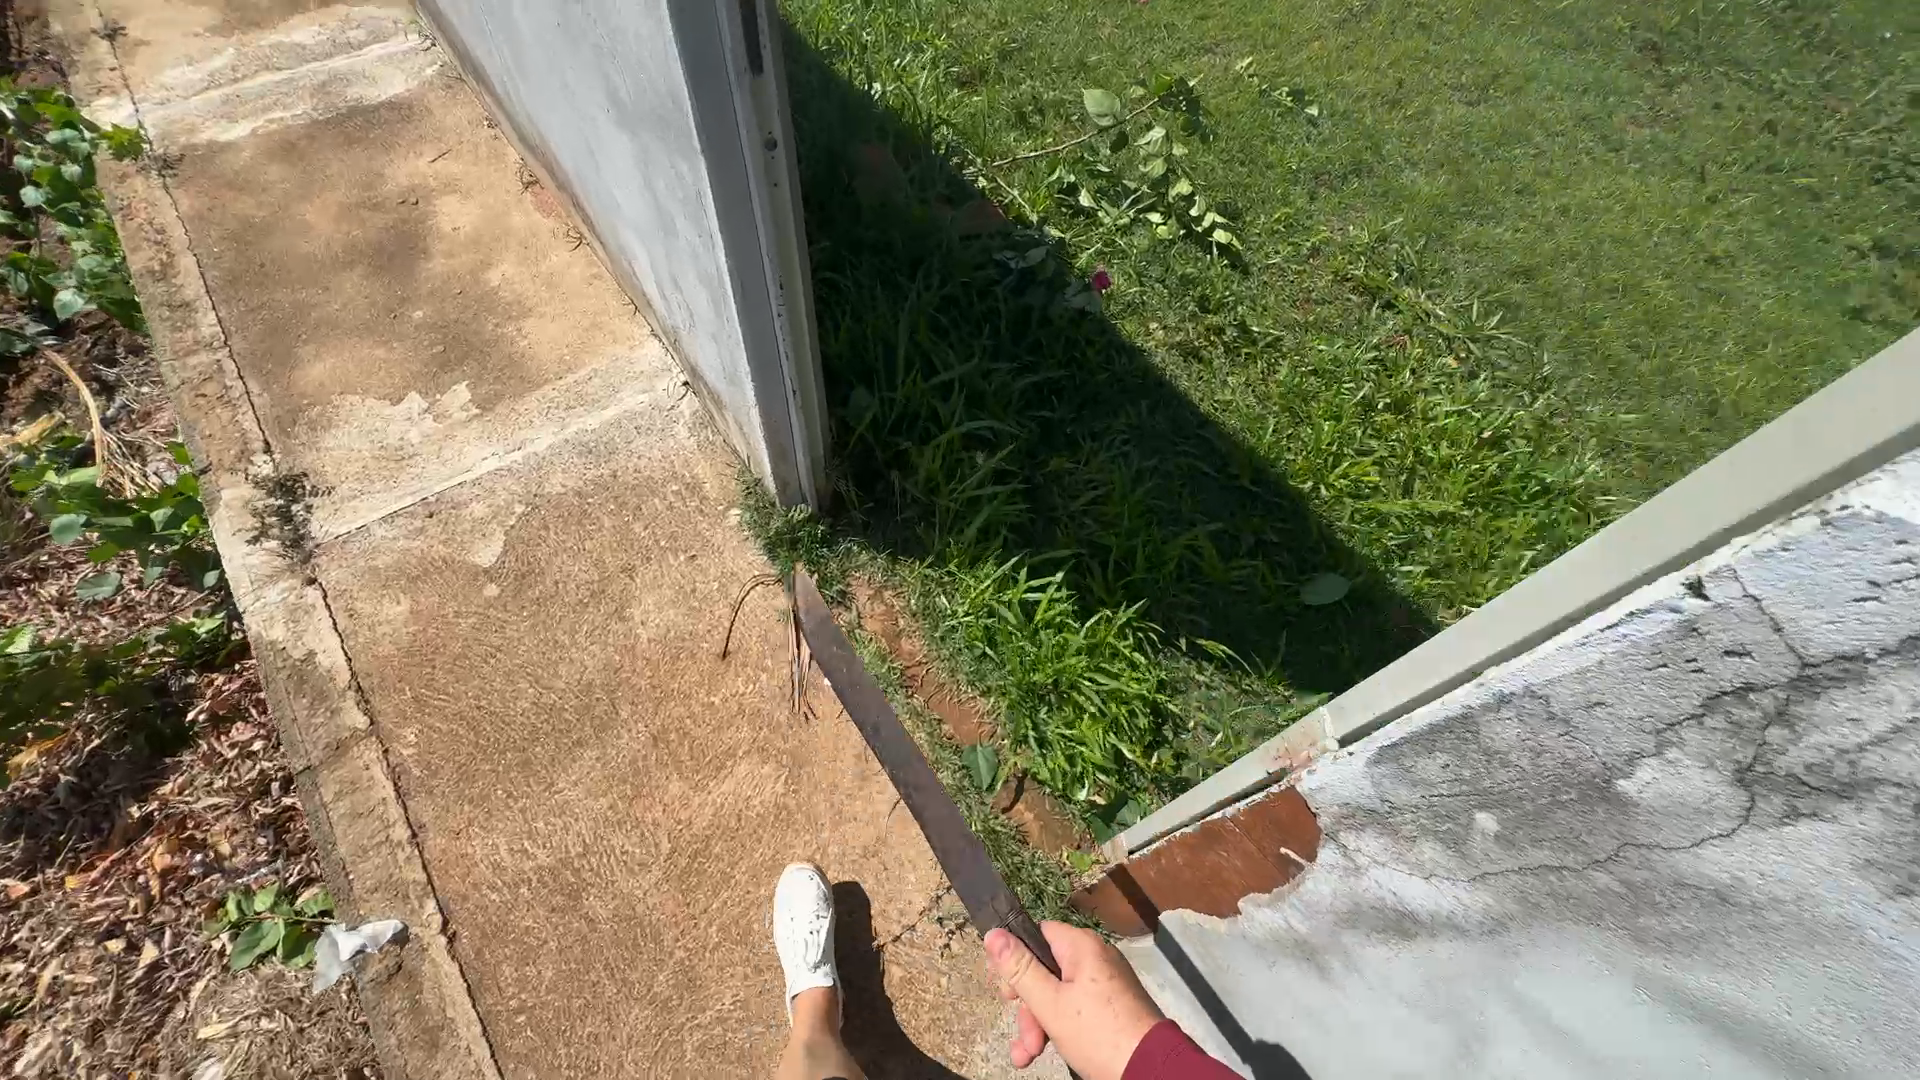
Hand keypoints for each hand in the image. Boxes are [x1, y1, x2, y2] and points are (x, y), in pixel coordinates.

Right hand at [984, 921, 1164, 1079]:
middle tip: (1023, 1036)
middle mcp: (1094, 957)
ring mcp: (1105, 984)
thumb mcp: (1050, 1004)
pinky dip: (1059, 1027)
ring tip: (1027, 1056)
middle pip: (1045, 969)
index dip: (1016, 959)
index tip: (1006, 992)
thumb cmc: (1097, 1033)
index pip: (1038, 935)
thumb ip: (1019, 969)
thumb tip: (992, 932)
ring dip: (1039, 1023)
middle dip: (1028, 1006)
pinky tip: (1044, 1053)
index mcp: (1081, 946)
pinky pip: (1076, 1008)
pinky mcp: (1112, 1008)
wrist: (1152, 1072)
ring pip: (1059, 994)